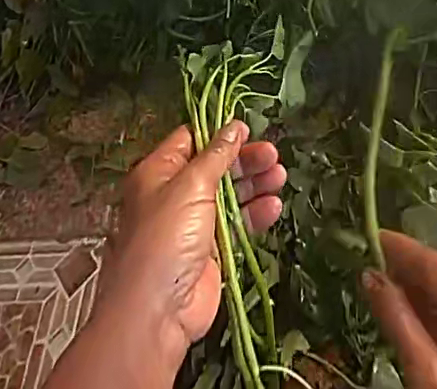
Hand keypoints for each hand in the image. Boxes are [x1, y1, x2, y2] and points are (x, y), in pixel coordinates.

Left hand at [100, 122, 287, 360]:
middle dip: (244, 160)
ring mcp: (193, 223)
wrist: (157, 311)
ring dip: (254, 184)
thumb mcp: (191, 185)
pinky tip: (273, 207)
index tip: (247, 129)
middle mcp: (175, 193)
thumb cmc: (166, 237)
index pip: (191, 140)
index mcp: (159, 171)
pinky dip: (255, 215)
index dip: (219, 133)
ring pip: (229, 195)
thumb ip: (216, 155)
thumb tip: (233, 126)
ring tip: (279, 176)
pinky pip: (236, 225)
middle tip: (272, 154)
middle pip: (215, 166)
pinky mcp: (211, 250)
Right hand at [364, 231, 436, 388]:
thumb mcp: (426, 375)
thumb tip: (370, 274)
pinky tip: (393, 304)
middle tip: (363, 254)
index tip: (369, 234)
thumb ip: (399, 320)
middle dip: (401, 267)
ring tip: (371, 275)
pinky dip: (418, 312)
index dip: (402, 248)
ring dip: (406, 288)